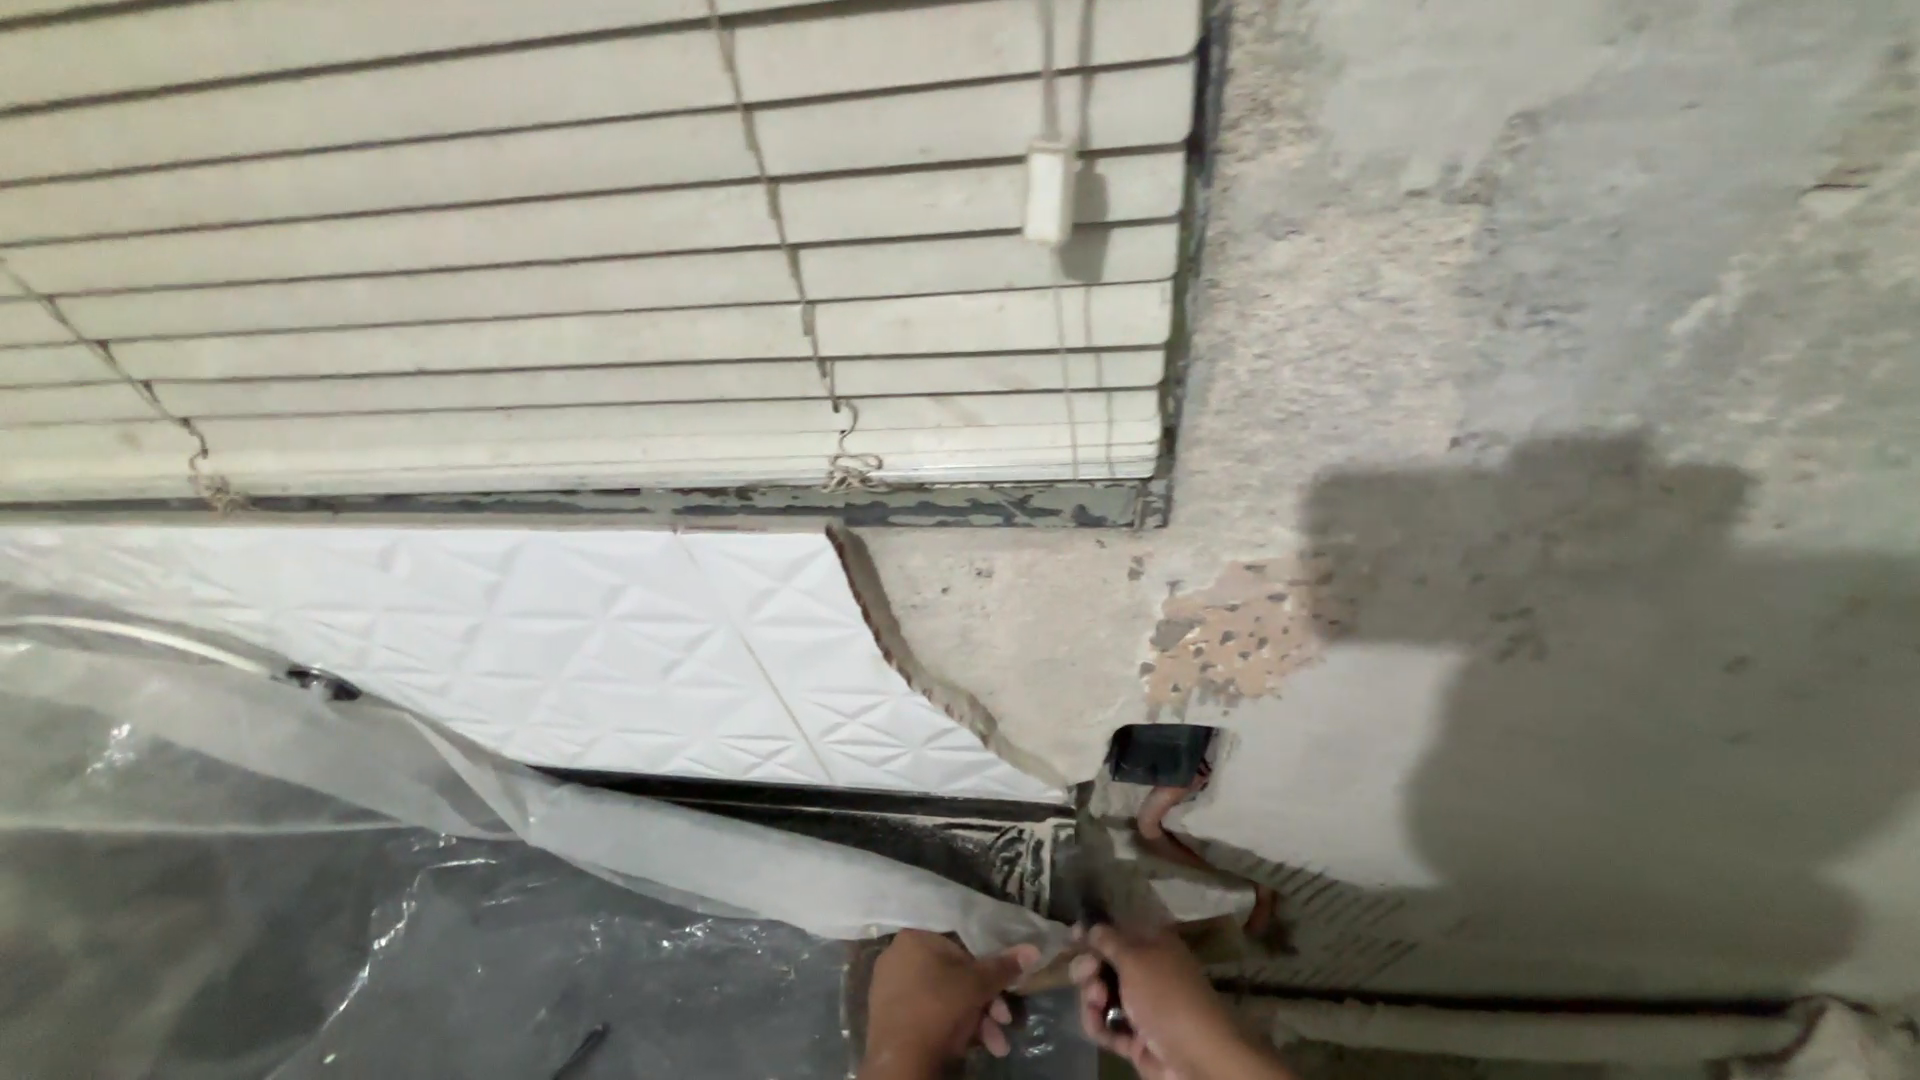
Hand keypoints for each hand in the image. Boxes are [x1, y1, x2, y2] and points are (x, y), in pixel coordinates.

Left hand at [862, 930, 1040, 1076]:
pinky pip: (932, 1014)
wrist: (900, 1063)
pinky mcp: (893, 1018)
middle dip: (987, 1000)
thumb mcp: (977, 984)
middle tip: (1005, 1019)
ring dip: (978, 1020)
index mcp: (915, 937)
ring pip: (947, 997)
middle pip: (956, 973)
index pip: (960, 939)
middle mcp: (900, 957)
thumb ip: (1004, 966)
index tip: (1006, 981)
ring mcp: (894, 989)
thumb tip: (1033, 949)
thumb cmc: (938, 1007)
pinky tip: (980, 1047)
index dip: (988, 960)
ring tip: (998, 1044)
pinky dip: (956, 1028)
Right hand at [1069, 924, 1250, 1079]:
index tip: (1072, 936)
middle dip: (1089, 968)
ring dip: (1091, 998)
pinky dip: (1098, 1024)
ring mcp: (1141, 1006)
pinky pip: (1107, 1024)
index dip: (1094, 932)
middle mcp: (1146, 972)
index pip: (1118, 931)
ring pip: (1102, 995)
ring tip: (1097, 1003)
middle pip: (1105, 963)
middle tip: (1088, 974)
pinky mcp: (1135, 1037)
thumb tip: (1092, 925)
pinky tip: (1097, 1025)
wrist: (1198, 1058)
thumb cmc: (1166, 996)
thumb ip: (1108, 941)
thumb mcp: (1135, 959)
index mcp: (1153, 945)